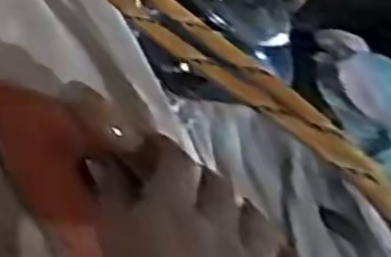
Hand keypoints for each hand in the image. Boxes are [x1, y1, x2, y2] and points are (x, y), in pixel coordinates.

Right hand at [89, 135, 287, 256]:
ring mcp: (252, 251)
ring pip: (256, 216)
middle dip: (201, 176)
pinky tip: (257, 246)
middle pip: (218, 183)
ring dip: (239, 208)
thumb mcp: (113, 228)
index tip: (151, 145)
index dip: (166, 147)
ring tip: (226, 213)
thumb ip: (112, 191)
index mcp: (173, 203)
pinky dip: (271, 244)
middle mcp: (217, 220)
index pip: (177, 159)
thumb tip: (106, 159)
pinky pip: (283, 252)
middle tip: (185, 180)